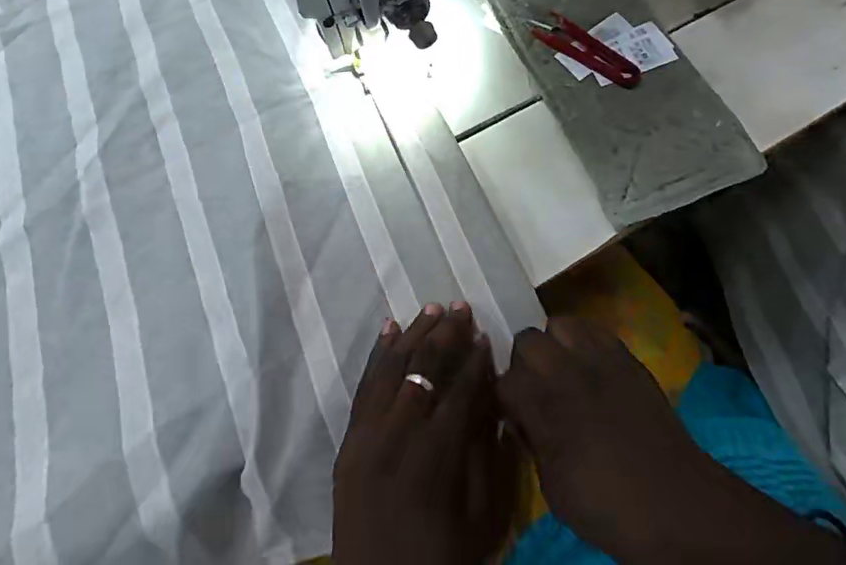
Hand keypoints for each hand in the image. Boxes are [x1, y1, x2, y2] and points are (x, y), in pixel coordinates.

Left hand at [332, 303, 515, 564]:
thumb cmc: (440, 559)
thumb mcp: (482, 521)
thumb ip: (490, 460)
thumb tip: (497, 404)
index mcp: (435, 460)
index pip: (458, 394)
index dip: (474, 363)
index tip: (486, 335)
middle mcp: (397, 437)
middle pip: (423, 371)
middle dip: (445, 335)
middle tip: (461, 306)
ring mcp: (366, 434)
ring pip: (391, 368)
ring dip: (413, 334)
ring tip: (432, 307)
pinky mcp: (348, 438)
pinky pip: (363, 385)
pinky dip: (377, 353)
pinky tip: (389, 329)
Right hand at [499, 319, 845, 564]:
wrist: (681, 508)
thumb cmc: (610, 507)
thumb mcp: (552, 488)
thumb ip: (531, 442)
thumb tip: (523, 419)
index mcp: (541, 405)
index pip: (502, 380)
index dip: (505, 399)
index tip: (514, 415)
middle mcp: (564, 372)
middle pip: (526, 342)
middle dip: (526, 364)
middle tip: (539, 391)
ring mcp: (597, 359)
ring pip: (559, 326)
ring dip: (556, 346)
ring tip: (564, 371)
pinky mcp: (626, 358)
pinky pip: (593, 331)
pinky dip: (585, 343)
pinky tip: (591, 368)